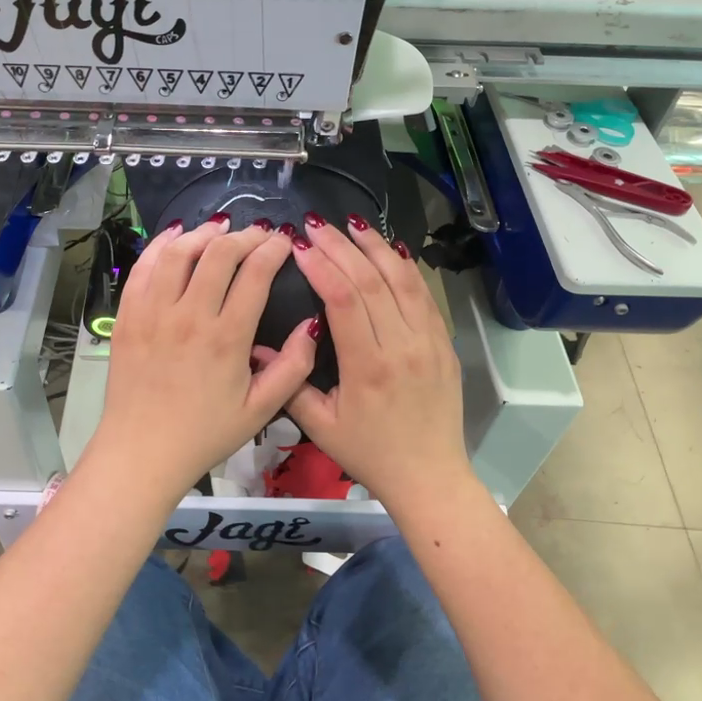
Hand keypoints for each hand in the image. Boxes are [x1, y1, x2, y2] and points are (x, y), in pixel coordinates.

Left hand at [89, 216, 319, 497]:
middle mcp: (189, 317)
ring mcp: (153, 313)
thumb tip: (312, 326)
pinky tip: (175, 237)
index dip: (273, 249)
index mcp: (226, 338)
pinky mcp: (128, 317)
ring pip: (178, 253)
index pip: (255, 274)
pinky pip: (142, 269)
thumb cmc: (205, 434)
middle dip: (245, 236)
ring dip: (202, 233)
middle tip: (258, 234)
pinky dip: (160, 246)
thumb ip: (293, 367)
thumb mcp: (261, 409)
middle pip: (218, 254)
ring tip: (220, 228)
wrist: (143, 452)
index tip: (284, 242)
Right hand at [282, 213, 472, 510]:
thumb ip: (289, 385)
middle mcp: (402, 346)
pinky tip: (389, 249)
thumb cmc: (369, 453)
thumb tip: (257, 348)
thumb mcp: (321, 428)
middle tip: (315, 224)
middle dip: (341, 247)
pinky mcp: (444, 343)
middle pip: (371, 281)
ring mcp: (429, 341)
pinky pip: (424, 295)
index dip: (321, 266)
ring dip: (375, 247)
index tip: (298, 245)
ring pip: (402, 280)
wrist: (430, 476)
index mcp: (368, 367)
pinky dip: (406, 268)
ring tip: (351, 224)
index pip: (343, 300)